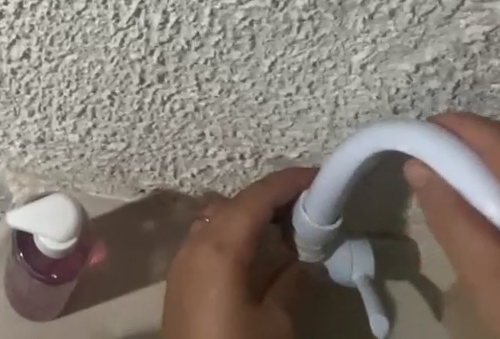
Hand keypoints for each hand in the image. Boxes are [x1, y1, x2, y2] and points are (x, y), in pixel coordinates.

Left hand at [163, 167, 317, 338]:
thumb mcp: (274, 325)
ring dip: (252, 215)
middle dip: (272, 197)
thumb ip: (289, 284)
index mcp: (219, 245)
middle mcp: (196, 241)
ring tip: (290, 224)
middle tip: (310, 202)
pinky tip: (260, 250)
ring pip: (220, 218)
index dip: (287, 182)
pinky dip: (236, 233)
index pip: (256, 197)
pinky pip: (210, 237)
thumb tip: (301, 260)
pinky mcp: (181, 278)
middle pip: (236, 203)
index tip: (318, 175)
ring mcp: (184, 258)